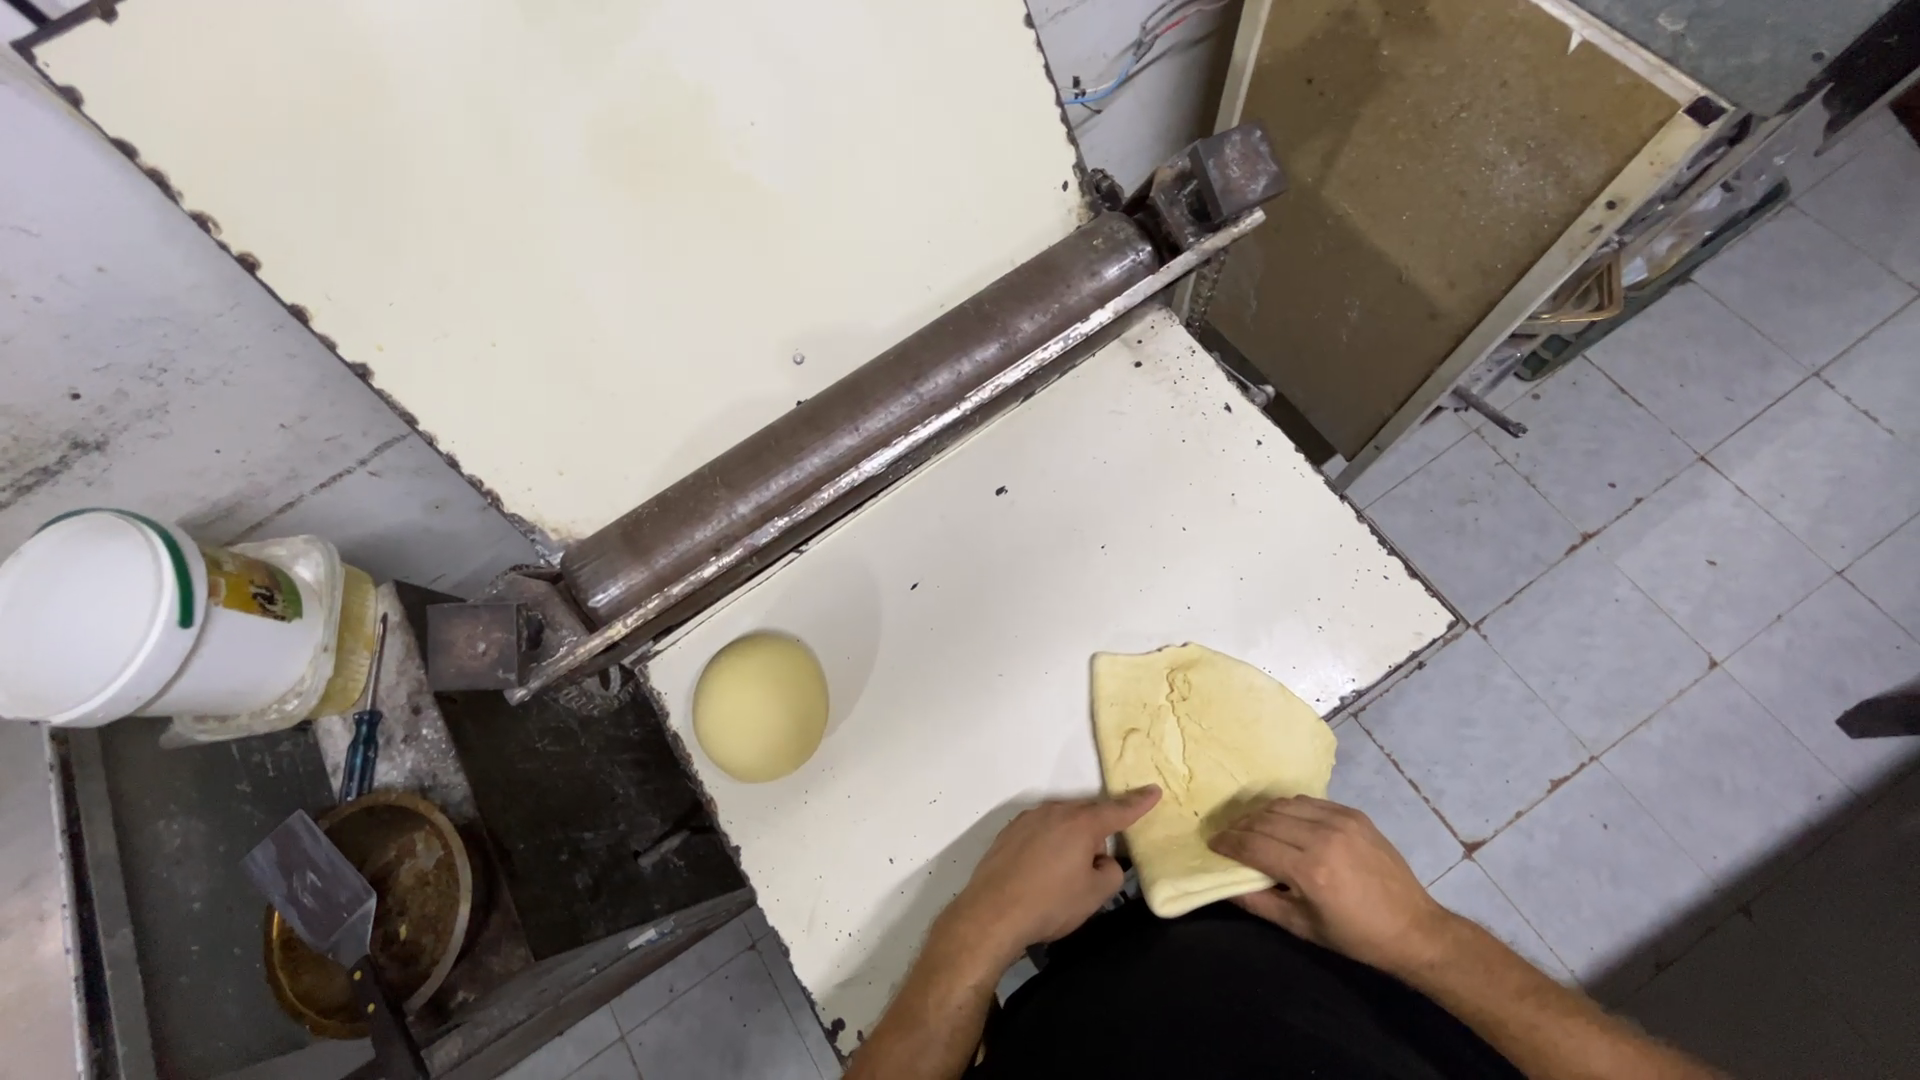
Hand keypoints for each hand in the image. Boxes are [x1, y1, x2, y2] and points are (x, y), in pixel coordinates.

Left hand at [936, 787, 1160, 966]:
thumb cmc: (1050, 903)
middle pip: (1087, 816)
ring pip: (1061, 823)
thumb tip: (1102, 861)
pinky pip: (1039, 831)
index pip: (1118, 810)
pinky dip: (1047, 845)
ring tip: (1060, 877)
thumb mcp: (1094, 895)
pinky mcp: (1009, 832)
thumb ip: (1111, 872)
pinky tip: (1039, 873)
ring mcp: (1028, 819)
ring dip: (1069, 840)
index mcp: (1081, 824)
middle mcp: (1054, 812)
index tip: (1154, 791)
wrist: (992, 913)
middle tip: (1091, 869)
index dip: (1139, 803)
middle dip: (1095, 836)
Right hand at [1209, 795, 1453, 975]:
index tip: (1213, 844)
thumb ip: (1258, 903)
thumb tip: (1223, 885)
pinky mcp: (1353, 814)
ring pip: (1283, 805)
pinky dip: (1287, 809)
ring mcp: (1341, 821)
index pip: (1254, 845)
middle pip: (1264, 820)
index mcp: (1310, 870)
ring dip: (1260, 814)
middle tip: (1227, 836)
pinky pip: (1308, 802)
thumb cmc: (1355, 935)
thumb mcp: (1301, 927)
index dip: (1228, 843)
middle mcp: (1323, 838)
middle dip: (1239, 827)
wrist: (1414, 928)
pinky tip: (1282, 821)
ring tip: (1251, 827)